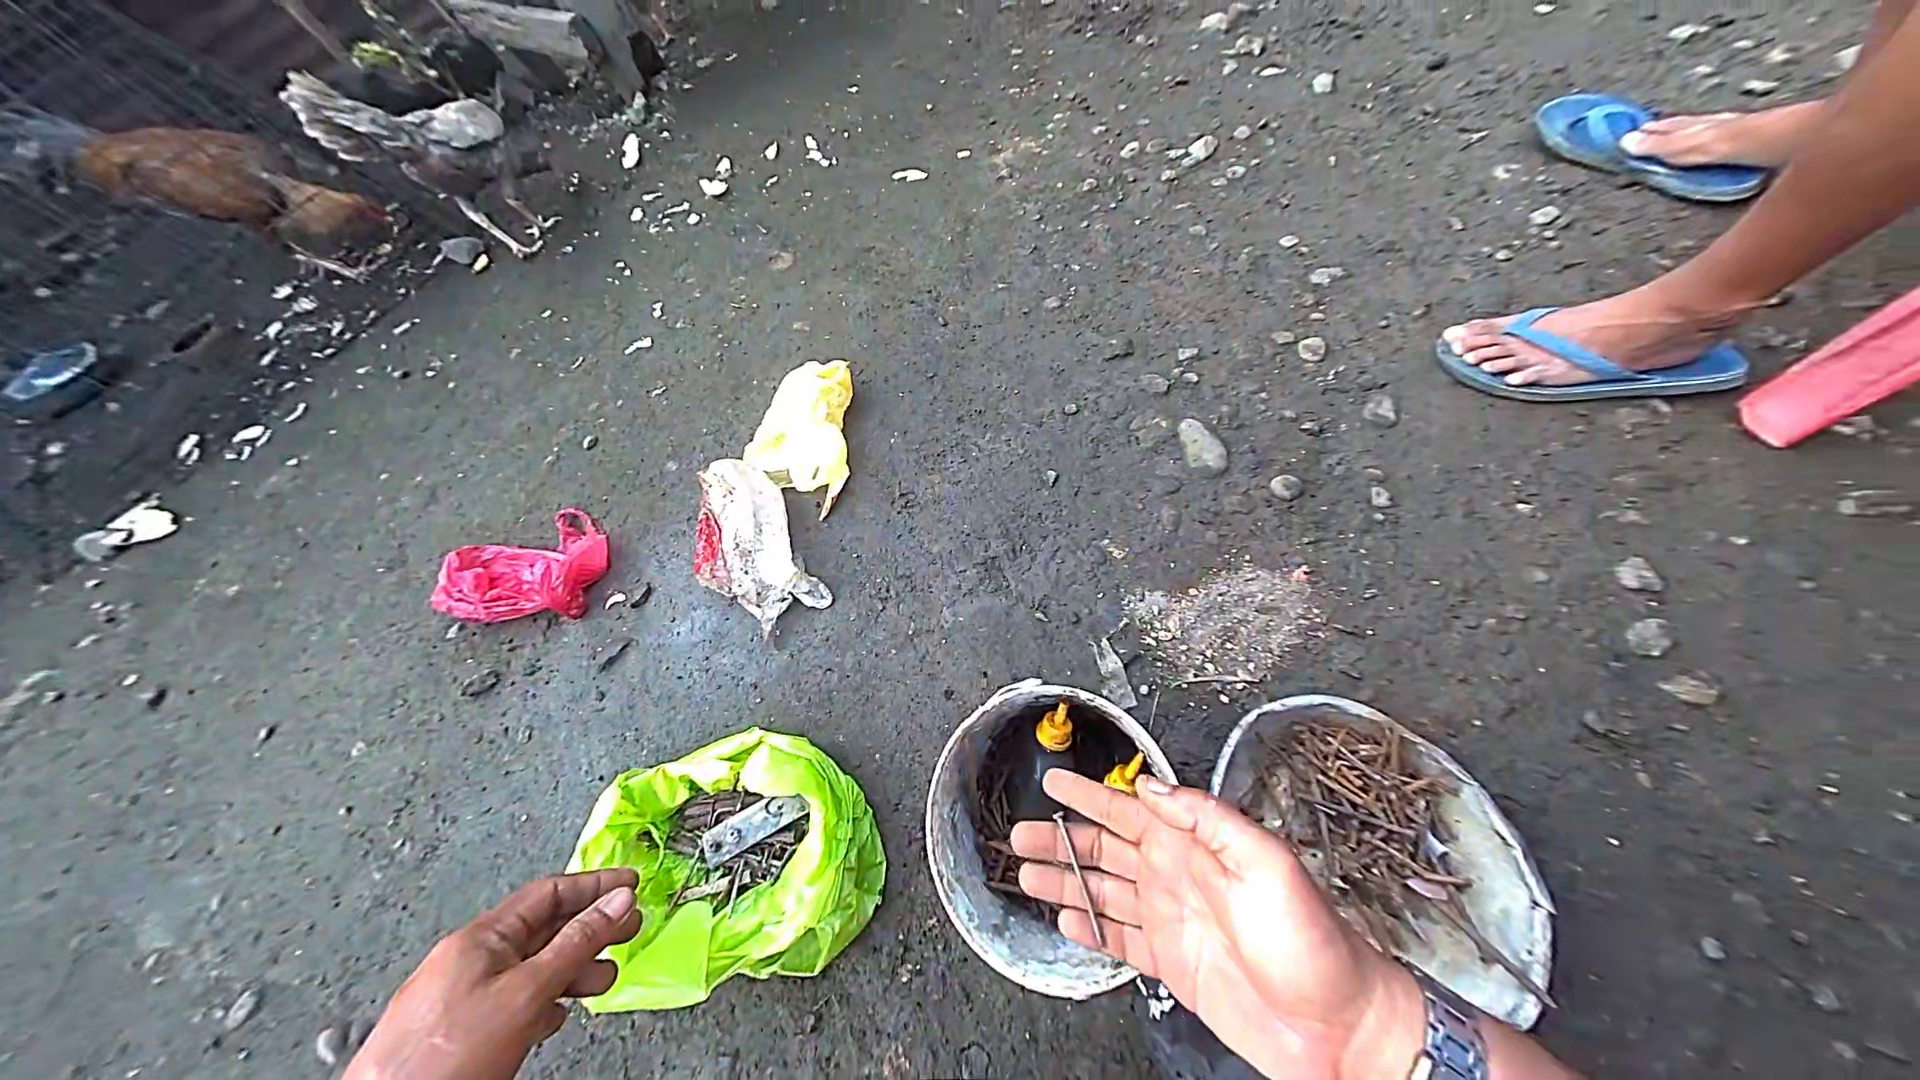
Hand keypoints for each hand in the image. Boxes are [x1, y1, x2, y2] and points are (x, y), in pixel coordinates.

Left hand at [342, 869, 641, 1079]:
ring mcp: (461, 996)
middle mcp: (469, 960)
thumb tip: (618, 900)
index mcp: (480, 938)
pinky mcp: (458, 1031)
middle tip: (629, 926)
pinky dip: (545, 998)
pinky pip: (514, 998)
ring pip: (532, 966)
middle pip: (544, 928)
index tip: (629, 884)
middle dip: (591, 927)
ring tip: (603, 977)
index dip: (594, 886)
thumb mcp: (528, 991)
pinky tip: (556, 1013)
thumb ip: (579, 941)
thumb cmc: (443, 1061)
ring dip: (573, 969)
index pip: (549, 892)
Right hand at [1012, 771, 1423, 1079]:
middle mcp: (1173, 875)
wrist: (1337, 1026)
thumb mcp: (1266, 862)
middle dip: (1060, 837)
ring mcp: (1169, 918)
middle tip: (1022, 833)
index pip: (1127, 809)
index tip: (1057, 781)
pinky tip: (1067, 918)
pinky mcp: (1170, 960)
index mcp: (1191, 846)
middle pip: (1101, 848)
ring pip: (1101, 889)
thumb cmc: (1312, 943)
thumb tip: (1154, 788)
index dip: (1089, 794)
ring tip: (1028, 872)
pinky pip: (1118, 936)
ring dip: (1063, 878)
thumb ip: (1207, 819)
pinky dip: (1090, 926)